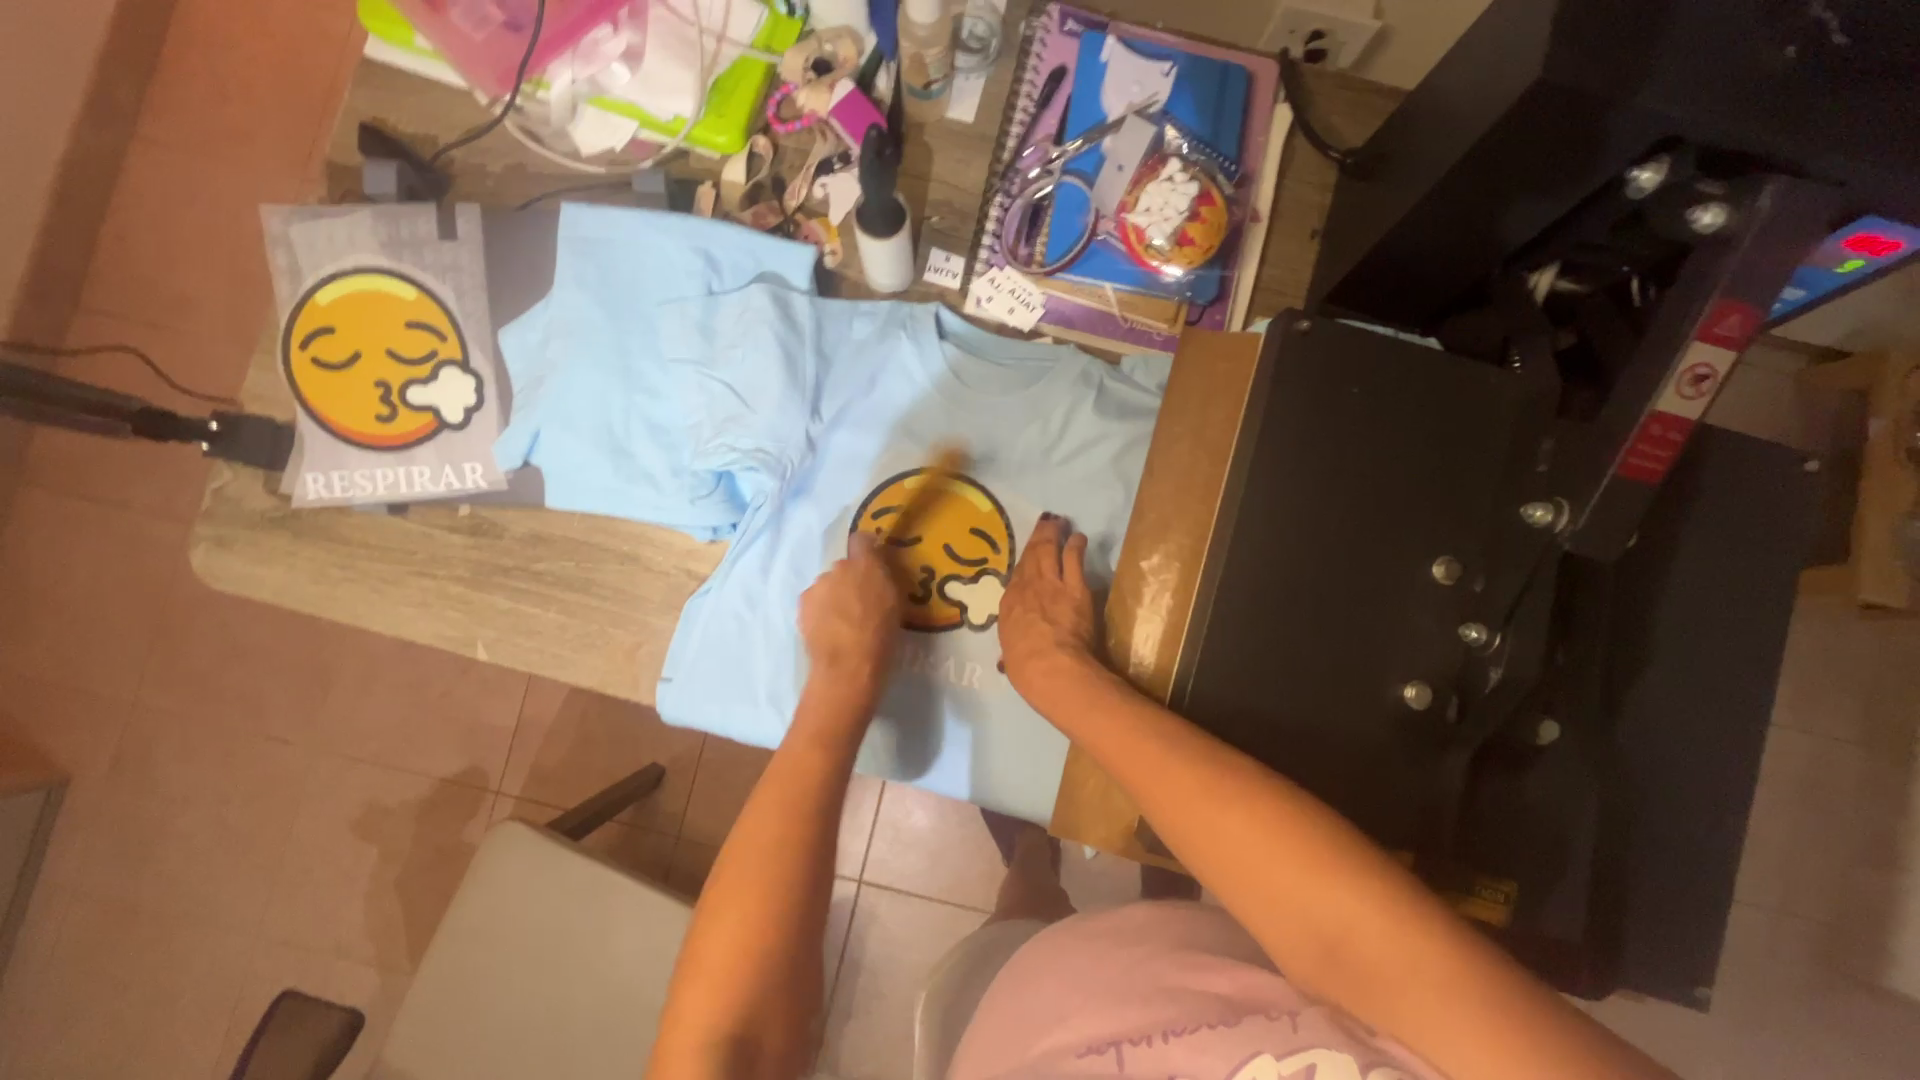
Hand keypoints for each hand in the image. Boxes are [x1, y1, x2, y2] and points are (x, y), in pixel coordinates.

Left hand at [800, 531, 903, 691]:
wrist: (847, 665)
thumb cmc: (881, 636)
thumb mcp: (896, 604)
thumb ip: (885, 579)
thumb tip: (879, 568)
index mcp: (866, 564)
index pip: (862, 539)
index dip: (866, 548)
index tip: (872, 561)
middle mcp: (838, 568)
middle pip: (844, 567)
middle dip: (851, 579)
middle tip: (860, 603)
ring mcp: (818, 585)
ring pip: (828, 584)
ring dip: (834, 595)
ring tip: (842, 622)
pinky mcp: (803, 603)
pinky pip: (815, 600)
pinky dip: (821, 609)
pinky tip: (828, 629)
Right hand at [999, 513, 1101, 698]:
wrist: (1049, 666)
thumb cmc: (1025, 669)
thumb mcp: (1010, 659)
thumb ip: (1011, 652)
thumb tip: (1005, 662)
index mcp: (1009, 606)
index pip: (1016, 577)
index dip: (1023, 562)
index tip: (1028, 553)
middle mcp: (1027, 588)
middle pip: (1032, 556)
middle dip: (1038, 538)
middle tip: (1045, 523)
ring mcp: (1051, 584)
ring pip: (1050, 551)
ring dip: (1055, 535)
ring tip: (1061, 523)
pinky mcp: (1075, 587)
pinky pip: (1074, 559)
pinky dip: (1076, 545)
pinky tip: (1079, 537)